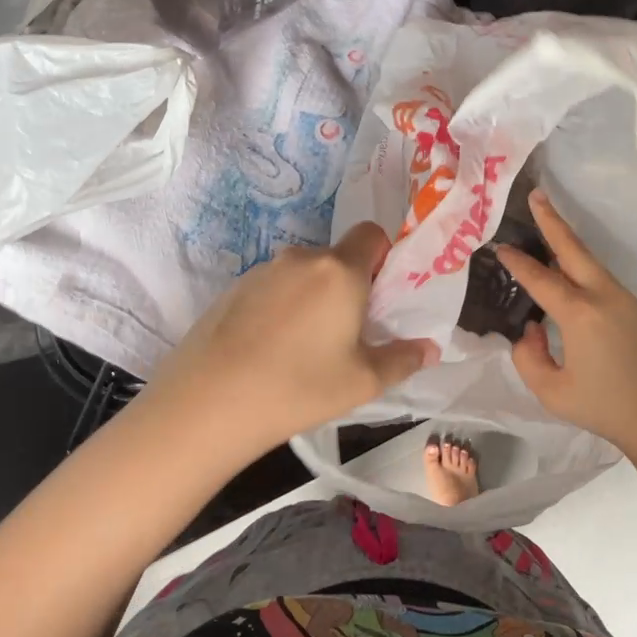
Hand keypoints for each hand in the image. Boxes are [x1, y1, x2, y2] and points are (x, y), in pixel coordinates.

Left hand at [143, 223, 440, 455]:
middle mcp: (302, 258)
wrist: (208, 402)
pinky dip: (281, 308)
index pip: (372, 234)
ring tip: (305, 349)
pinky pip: (273, 289)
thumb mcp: (363, 381)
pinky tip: (270, 351)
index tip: (381, 298)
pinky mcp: (232, 290)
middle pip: (337, 258)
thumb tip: (428, 348)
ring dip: (313, 298)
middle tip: (348, 333)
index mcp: (340, 270)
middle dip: (349, 286)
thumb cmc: (298, 387)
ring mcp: (262, 271)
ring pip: (303, 274)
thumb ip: (402, 359)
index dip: (383, 258)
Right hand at [497, 190, 636, 459]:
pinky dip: (582, 267)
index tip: (498, 246)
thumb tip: (531, 329)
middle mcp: (604, 296)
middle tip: (536, 194)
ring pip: (591, 262)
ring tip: (548, 229)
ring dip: (568, 243)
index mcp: (580, 313)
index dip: (516, 261)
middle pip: (573, 248)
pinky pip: (603, 280)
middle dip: (552, 220)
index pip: (539, 278)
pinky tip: (571, 275)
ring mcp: (626, 300)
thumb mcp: (552, 392)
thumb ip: (528, 357)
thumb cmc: (606, 409)